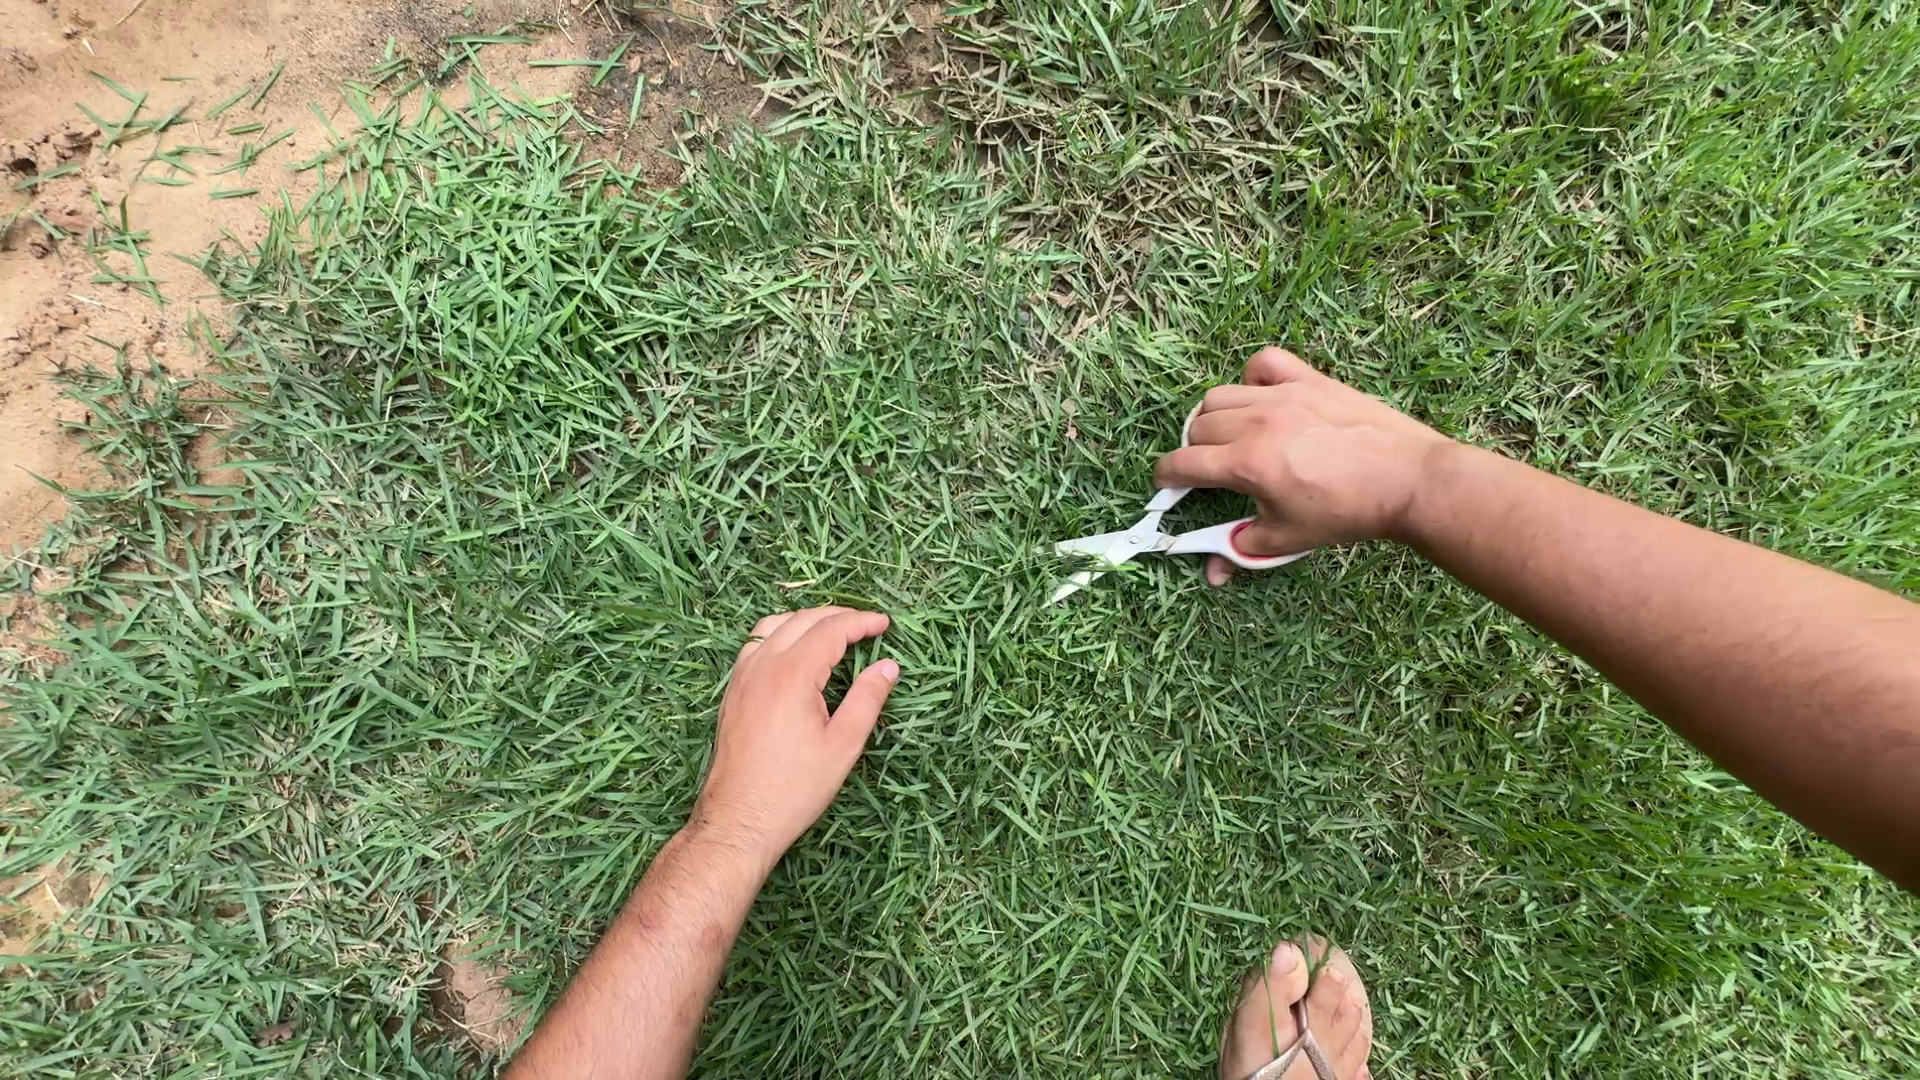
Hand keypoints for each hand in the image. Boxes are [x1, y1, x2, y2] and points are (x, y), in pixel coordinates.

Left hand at [690, 606, 899, 862]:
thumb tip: (888, 666)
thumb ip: (868, 698)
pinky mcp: (732, 691)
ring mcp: (742, 676)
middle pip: (802, 619)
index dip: (861, 622)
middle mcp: (763, 665)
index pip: (831, 629)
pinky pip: (756, 643)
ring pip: (774, 625)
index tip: (885, 624)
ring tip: (834, 631)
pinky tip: (795, 652)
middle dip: (838, 615)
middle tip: (867, 625)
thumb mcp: (843, 745)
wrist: (738, 820)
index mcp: (792, 675)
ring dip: (807, 620)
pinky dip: (781, 634)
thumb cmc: (795, 788)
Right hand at [1153, 348, 1452, 584]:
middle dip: (1194, 451)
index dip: (1166, 477)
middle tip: (1212, 470)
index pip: (1181, 462)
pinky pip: (1264, 363)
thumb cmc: (1348, 513)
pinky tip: (1261, 399)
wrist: (1410, 482)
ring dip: (1214, 418)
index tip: (1169, 485)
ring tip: (1232, 437)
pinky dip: (1252, 378)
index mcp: (1247, 463)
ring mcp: (1283, 396)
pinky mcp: (1309, 380)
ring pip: (1219, 396)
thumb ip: (1240, 550)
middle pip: (1196, 427)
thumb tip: (1212, 574)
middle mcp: (1257, 423)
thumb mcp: (1288, 538)